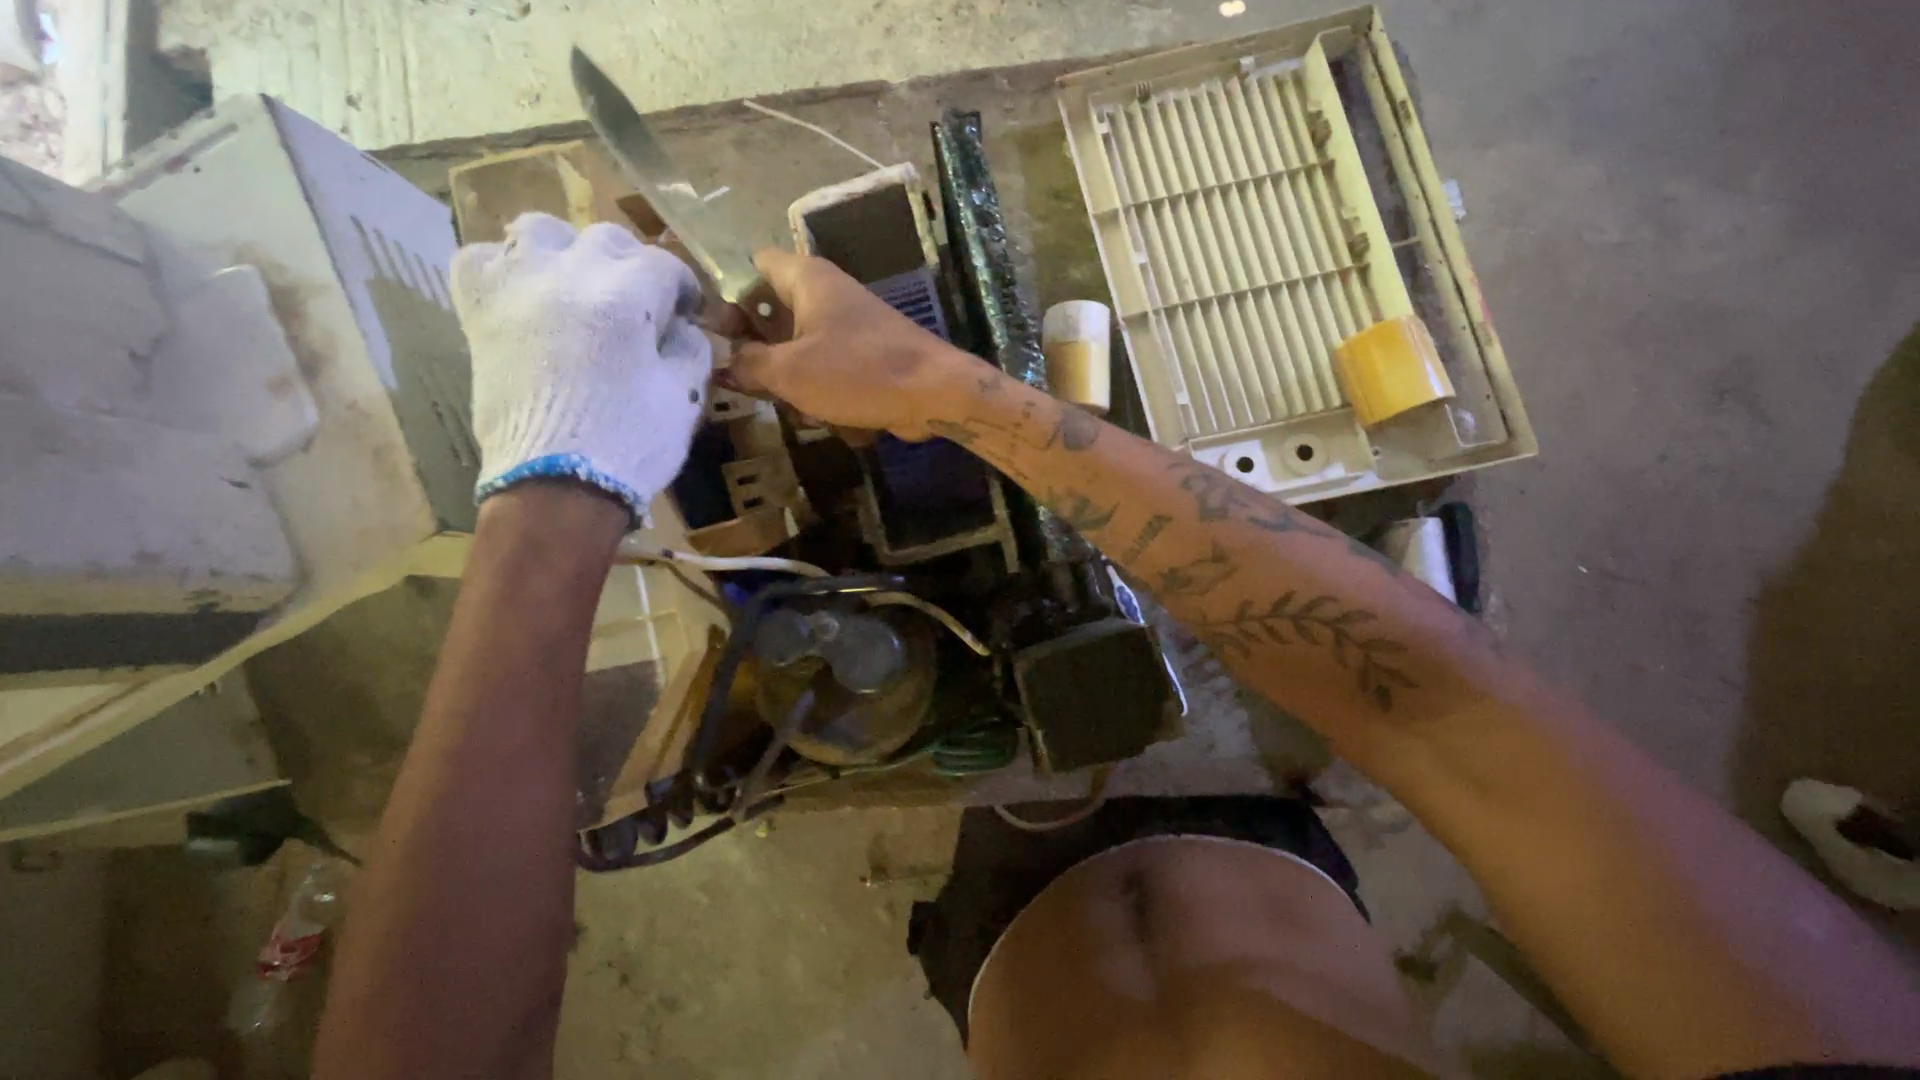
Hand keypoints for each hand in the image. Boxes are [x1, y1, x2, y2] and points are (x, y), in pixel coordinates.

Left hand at [451, 212, 711, 519]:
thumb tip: (684, 327)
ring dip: (566, 252)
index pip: (664, 265)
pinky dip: (505, 269)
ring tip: (576, 287)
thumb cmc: (630, 443)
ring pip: (540, 231)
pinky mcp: (480, 312)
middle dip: (631, 267)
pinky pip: (482, 259)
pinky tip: (525, 295)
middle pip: (607, 240)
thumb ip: (691, 349)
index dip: (682, 288)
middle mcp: (569, 274)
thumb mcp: (684, 396)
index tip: (687, 313)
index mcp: (628, 295)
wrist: (556, 485)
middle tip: (639, 306)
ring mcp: (518, 287)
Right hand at [728, 248, 977, 439]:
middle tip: (741, 378)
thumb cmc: (856, 371)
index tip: (715, 331)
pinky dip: (818, 390)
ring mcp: (849, 324)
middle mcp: (827, 293)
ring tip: (784, 401)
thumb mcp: (789, 371)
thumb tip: (724, 363)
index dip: (728, 293)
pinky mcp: (865, 354)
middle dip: (756, 347)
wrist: (933, 393)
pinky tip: (820, 415)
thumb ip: (749, 364)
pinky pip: (826, 368)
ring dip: (787, 377)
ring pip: (798, 346)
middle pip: (773, 310)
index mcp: (806, 278)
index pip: (753, 265)